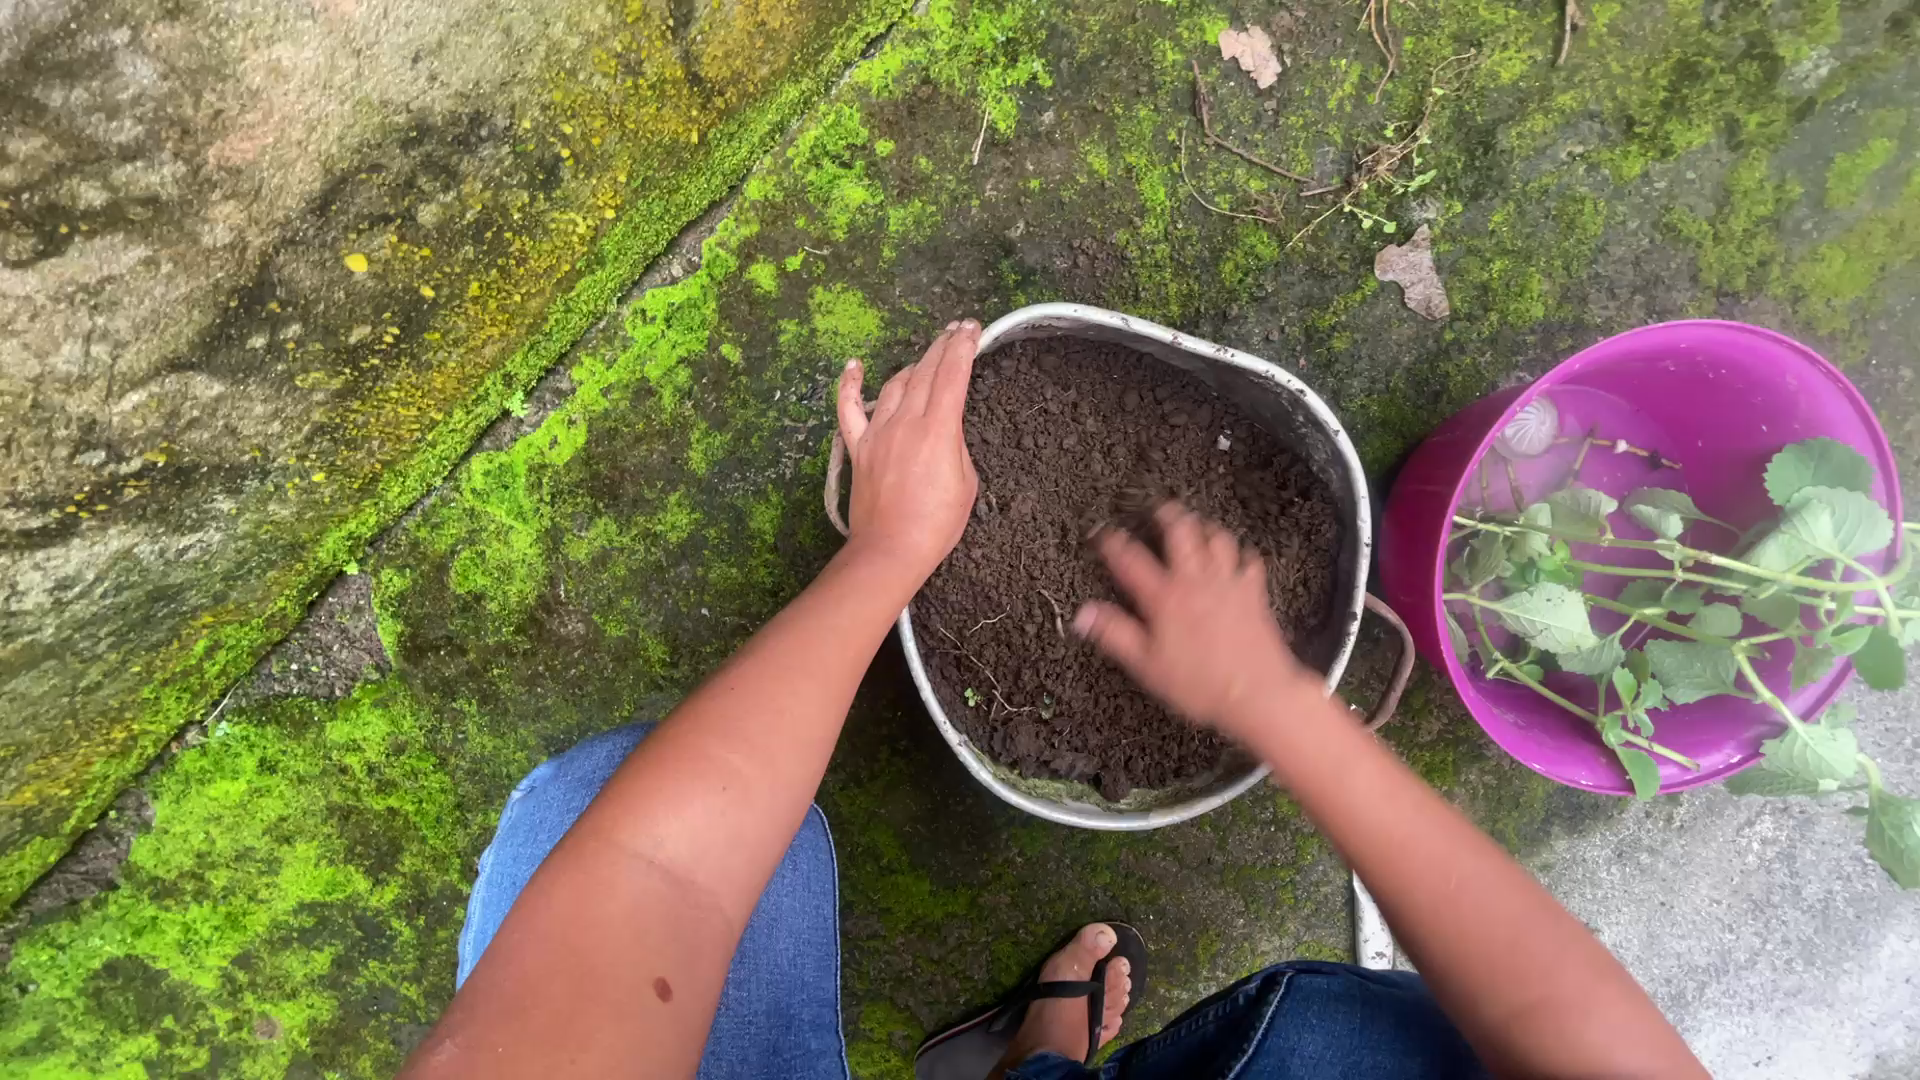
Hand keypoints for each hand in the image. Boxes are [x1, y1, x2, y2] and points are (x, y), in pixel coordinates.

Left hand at [835, 320, 980, 581]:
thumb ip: (956, 445)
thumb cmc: (937, 524)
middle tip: (956, 331)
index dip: (963, 347)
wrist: (891, 549)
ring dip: (913, 364)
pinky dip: (850, 384)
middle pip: (924, 372)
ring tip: (928, 355)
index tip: (972, 329)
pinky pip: (849, 409)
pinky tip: (854, 365)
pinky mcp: (859, 447)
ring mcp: (877, 432)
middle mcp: (905, 422)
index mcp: (937, 430)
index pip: (952, 375)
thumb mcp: (966, 482)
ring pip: (895, 384)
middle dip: (943, 346)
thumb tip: (944, 429)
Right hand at [1072, 502, 1323, 742]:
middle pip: (1182, 533)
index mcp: (1165, 598)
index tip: (1104, 533)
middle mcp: (1196, 583)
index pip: (1131, 560)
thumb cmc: (1200, 683)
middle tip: (1160, 508)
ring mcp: (1228, 585)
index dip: (1114, 543)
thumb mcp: (1146, 664)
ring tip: (1197, 525)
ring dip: (1206, 529)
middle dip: (1168, 515)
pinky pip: (1250, 562)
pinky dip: (1241, 555)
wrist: (1257, 694)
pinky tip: (1237, 558)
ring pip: (1218, 540)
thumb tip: (1084, 615)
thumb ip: (1114, 634)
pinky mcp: (1253, 595)